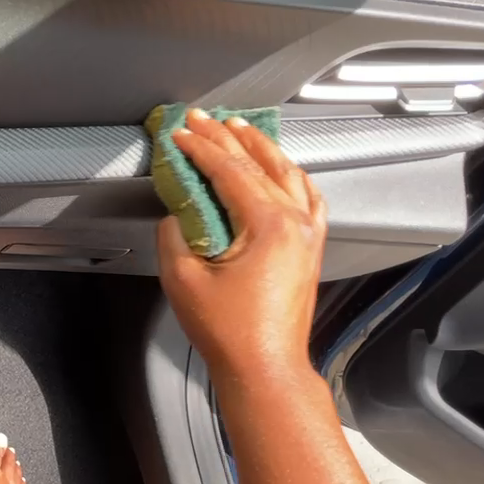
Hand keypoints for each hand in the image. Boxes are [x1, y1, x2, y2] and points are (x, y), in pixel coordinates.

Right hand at [156, 108, 327, 391]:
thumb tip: (176, 213)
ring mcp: (309, 233)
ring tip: (239, 129)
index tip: (179, 132)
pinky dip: (285, 172)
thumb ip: (174, 235)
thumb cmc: (228, 330)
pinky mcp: (309, 246)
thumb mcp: (182, 279)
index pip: (229, 170)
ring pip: (288, 172)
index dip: (200, 148)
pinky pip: (304, 194)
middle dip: (227, 137)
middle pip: (259, 163)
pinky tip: (277, 168)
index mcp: (269, 225)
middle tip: (203, 119)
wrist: (263, 364)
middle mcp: (297, 221)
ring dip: (259, 148)